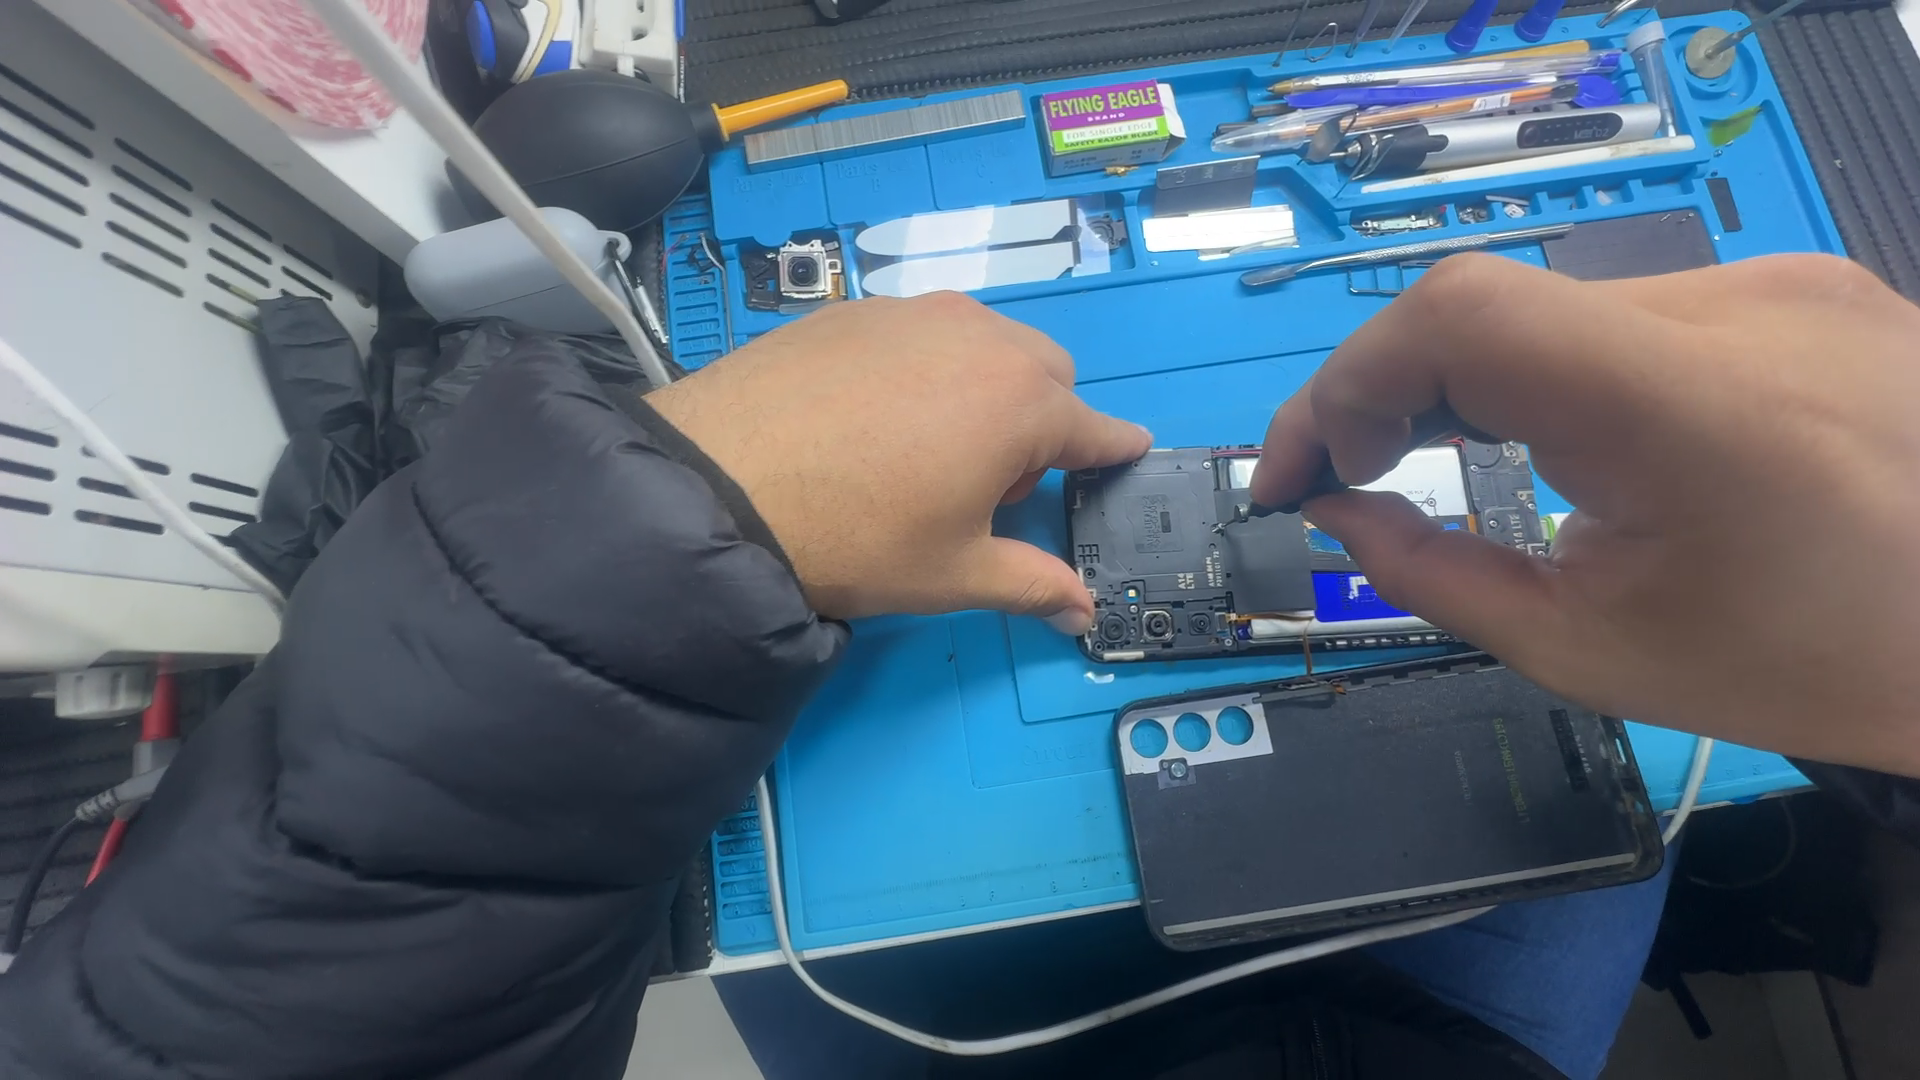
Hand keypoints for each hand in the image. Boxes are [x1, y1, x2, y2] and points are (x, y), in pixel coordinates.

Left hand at [646, 292, 1150, 630]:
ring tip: (926, 445)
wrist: (720, 488)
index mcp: (1020, 404)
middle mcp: (979, 338)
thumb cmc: (856, 539)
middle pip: (1045, 375)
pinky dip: (927, 366)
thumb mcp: (952, 573)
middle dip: (1039, 423)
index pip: (1094, 427)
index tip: (1125, 453)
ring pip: (984, 344)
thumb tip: (1083, 614)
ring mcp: (914, 312)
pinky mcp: (856, 308)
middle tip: (986, 480)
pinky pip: (922, 331)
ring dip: (985, 388)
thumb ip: (1033, 586)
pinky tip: (874, 413)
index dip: (1114, 448)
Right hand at [1252, 254, 1919, 775]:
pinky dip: (1489, 375)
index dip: (1346, 384)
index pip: (1459, 319)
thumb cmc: (1807, 666)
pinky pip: (1571, 319)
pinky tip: (1482, 430)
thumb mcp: (1578, 649)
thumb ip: (1423, 574)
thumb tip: (1331, 507)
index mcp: (1689, 410)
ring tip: (1393, 458)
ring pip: (1511, 309)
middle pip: (1467, 309)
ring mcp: (1756, 286)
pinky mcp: (1762, 293)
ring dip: (1420, 384)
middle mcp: (1728, 309)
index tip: (1307, 473)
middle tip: (1328, 477)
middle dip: (1362, 395)